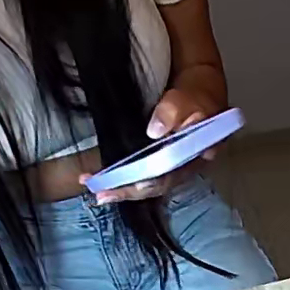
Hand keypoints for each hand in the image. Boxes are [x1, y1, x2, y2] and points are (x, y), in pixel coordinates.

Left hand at [81, 86, 225, 203]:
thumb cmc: (196, 98)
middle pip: (151, 187)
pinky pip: (136, 176)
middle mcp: (178, 172)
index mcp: (191, 160)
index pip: (168, 176)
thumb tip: (155, 130)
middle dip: (124, 190)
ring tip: (91, 186)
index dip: (147, 181)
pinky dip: (117, 179)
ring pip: (141, 185)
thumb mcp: (189, 99)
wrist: (199, 96)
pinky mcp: (155, 164)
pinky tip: (98, 179)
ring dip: (116, 188)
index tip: (129, 182)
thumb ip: (174, 111)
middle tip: (99, 192)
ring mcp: (166, 170)